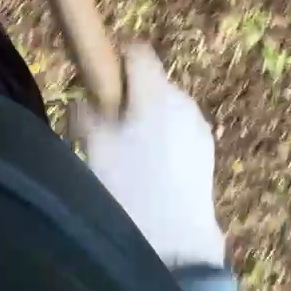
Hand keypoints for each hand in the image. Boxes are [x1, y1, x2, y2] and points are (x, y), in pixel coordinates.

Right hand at [76, 45, 227, 268]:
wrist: (175, 239)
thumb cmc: (129, 185)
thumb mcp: (94, 146)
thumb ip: (85, 114)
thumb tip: (83, 102)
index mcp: (153, 90)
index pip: (137, 51)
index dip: (118, 59)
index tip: (103, 78)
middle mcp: (180, 98)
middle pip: (152, 79)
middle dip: (133, 93)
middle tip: (113, 121)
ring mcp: (198, 123)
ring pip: (168, 105)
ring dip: (151, 115)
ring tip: (134, 150)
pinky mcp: (207, 149)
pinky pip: (181, 128)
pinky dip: (168, 136)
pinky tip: (155, 167)